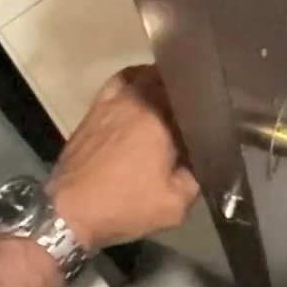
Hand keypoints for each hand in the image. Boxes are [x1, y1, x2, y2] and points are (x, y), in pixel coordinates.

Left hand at [48, 66, 199, 251]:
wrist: (69, 211)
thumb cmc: (123, 206)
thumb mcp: (173, 206)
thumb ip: (195, 178)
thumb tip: (201, 159)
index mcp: (162, 122)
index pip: (194, 102)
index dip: (207, 109)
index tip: (216, 118)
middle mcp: (140, 101)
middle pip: (171, 82)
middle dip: (187, 92)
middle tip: (198, 107)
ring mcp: (116, 99)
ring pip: (147, 75)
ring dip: (164, 81)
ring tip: (174, 94)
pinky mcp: (98, 105)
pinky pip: (122, 79)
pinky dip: (136, 78)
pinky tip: (143, 87)